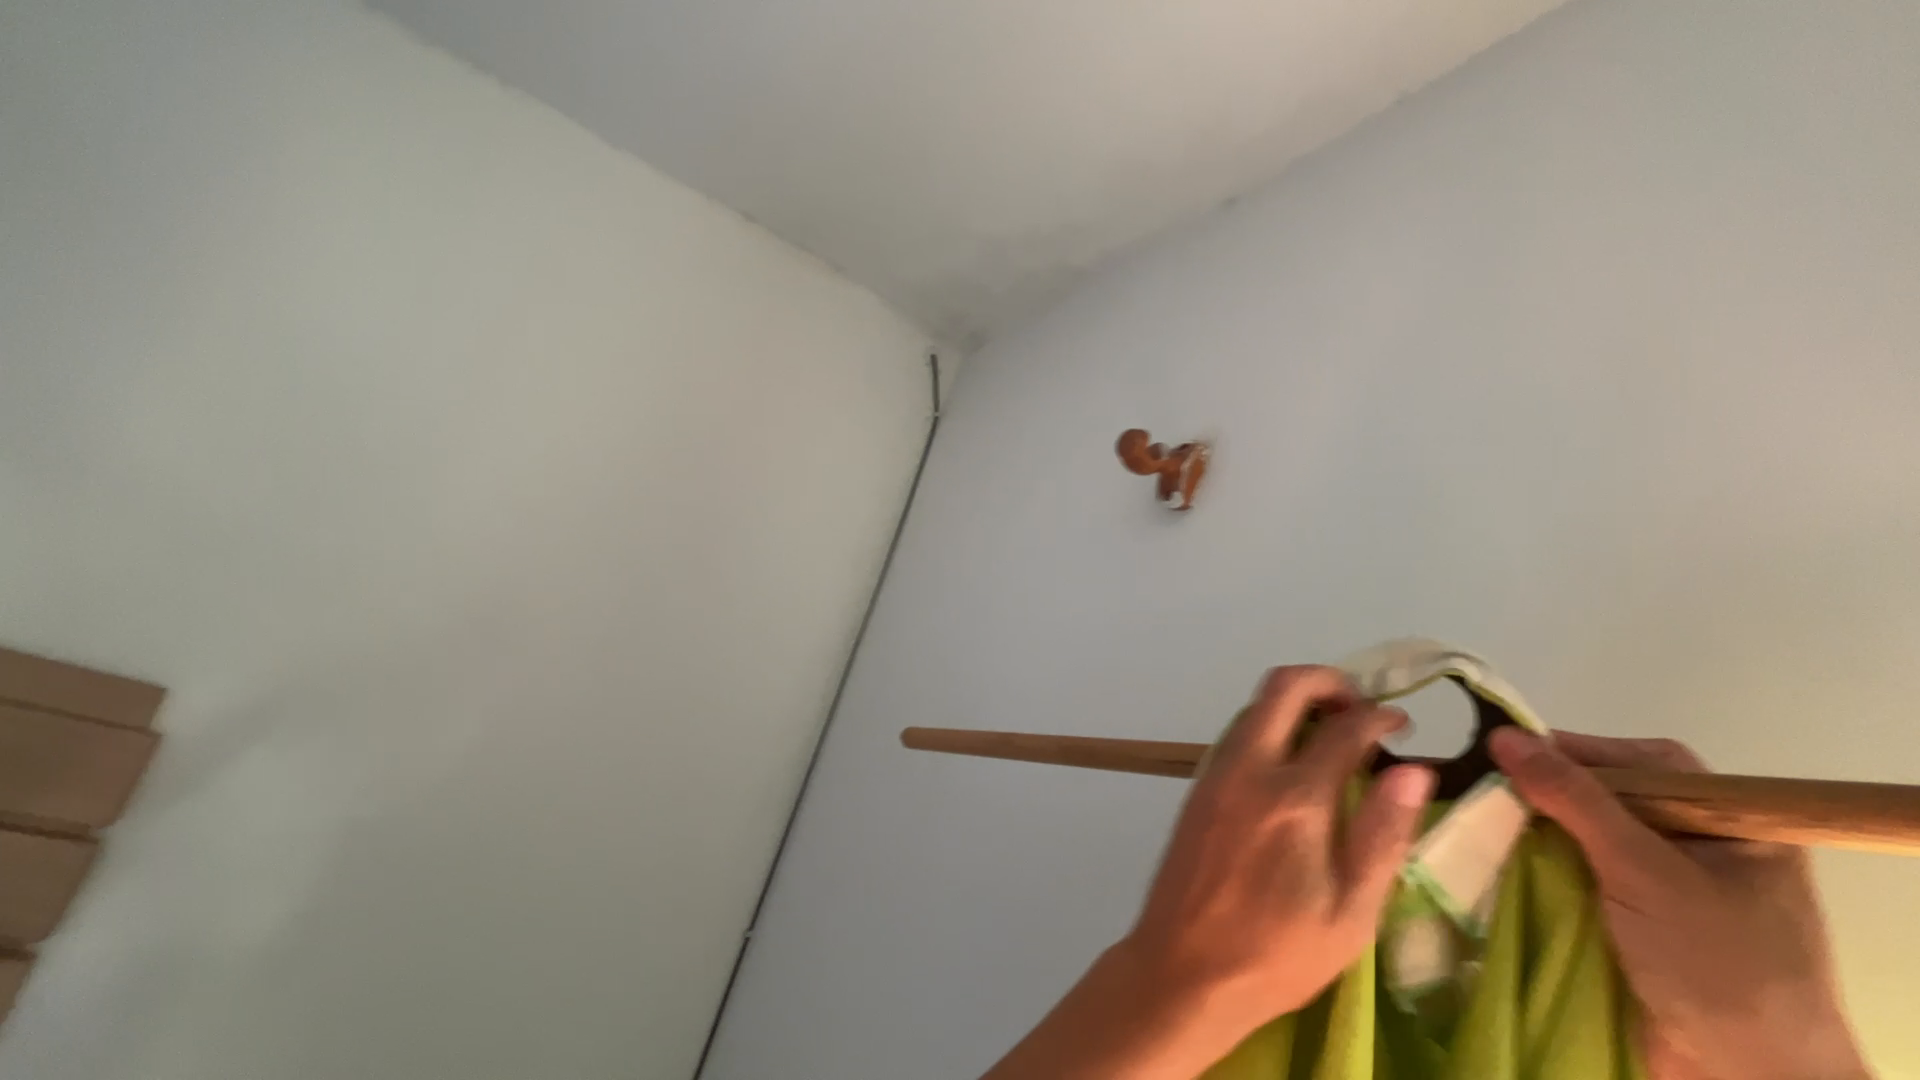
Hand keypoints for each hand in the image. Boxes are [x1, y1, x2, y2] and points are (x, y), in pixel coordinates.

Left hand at [1123, 665, 1436, 1030]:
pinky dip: (1269, 728)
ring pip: (1254, 707)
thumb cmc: (1276, 952)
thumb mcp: (1351, 911)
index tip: (1402, 727)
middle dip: (1329, 682)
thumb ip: (1382, 833)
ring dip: (1295, 704)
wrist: (1182, 968)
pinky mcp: (1197, 788)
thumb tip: (1413, 771)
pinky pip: (1236, 734)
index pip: (1343, 728)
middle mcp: (1247, 769)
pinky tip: (1293, 767)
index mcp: (1293, 798)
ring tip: (1334, 738)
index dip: (1380, 717)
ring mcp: (1215, 774)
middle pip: (1283, 686)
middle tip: (1362, 709)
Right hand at [1490, 729, 1872, 1079]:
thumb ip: (1574, 798)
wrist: (1742, 1079)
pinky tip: (1503, 858)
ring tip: (1483, 818)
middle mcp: (1703, 849)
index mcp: (1734, 826)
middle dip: (1552, 789)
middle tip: (1490, 784)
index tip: (1515, 750)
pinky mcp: (1635, 923)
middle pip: (1614, 796)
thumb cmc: (1714, 962)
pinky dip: (1543, 864)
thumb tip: (1502, 733)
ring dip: (1540, 828)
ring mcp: (1669, 889)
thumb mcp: (1644, 869)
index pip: (1648, 763)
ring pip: (1589, 836)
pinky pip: (1581, 874)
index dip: (1582, 750)